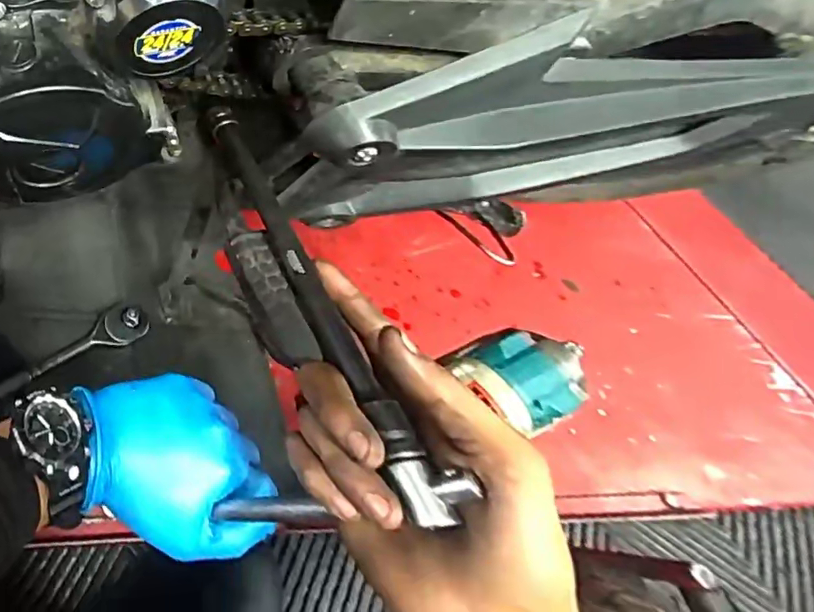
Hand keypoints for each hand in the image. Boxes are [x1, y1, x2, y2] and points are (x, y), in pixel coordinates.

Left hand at [77, 375, 277, 561]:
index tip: (226, 499)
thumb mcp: (190, 538)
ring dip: (210, 437)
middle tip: (196, 477)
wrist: (98, 445)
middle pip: (243, 451)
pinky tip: (172, 428)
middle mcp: (220, 425)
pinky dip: (192, 413)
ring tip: (179, 451)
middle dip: (227, 466)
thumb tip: (260, 523)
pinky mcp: (179, 384)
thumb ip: (237, 537)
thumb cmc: (136, 486)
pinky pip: (200, 400)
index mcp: (229, 462)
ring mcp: (199, 401)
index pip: (263, 483)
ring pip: (222, 424)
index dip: (245, 497)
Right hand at [287, 263, 576, 611]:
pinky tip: (361, 511)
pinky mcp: (325, 481)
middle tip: (375, 455)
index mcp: (418, 398)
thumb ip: (455, 400)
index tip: (316, 270)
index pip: (371, 335)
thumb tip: (393, 340)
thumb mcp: (510, 466)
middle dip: (341, 410)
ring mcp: (347, 446)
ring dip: (344, 465)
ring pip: (308, 415)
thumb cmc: (516, 543)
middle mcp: (375, 412)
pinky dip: (326, 484)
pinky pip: (298, 456)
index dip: (344, 300)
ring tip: (387, 506)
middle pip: (324, 371)